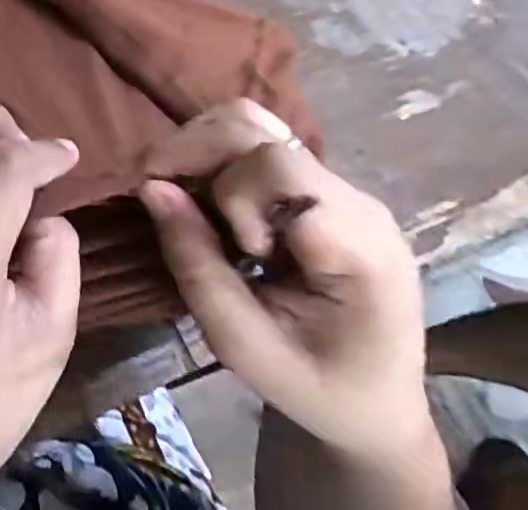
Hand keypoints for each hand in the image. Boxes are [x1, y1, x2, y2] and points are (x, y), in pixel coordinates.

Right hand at [138, 101, 438, 466]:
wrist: (376, 406)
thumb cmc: (316, 388)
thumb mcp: (244, 346)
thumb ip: (196, 265)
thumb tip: (150, 187)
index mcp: (358, 242)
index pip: (277, 165)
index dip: (233, 194)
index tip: (236, 251)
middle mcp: (354, 197)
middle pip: (257, 128)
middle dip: (197, 153)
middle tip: (166, 195)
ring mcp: (339, 185)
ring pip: (252, 121)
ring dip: (202, 148)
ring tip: (187, 193)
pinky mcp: (319, 185)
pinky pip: (257, 142)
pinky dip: (217, 157)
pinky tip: (207, 195)